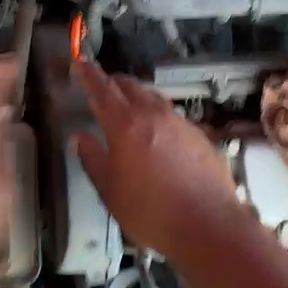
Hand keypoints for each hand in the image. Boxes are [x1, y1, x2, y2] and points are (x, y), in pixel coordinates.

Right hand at [71, 54, 252, 264]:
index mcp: (125, 124)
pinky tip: (158, 136)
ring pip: (153, 97)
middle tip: (102, 89)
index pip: (102, 89)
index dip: (88, 74)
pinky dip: (158, 116)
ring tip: (129, 110)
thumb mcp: (110, 191)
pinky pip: (172, 115)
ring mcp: (180, 122)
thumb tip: (79, 137)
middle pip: (130, 86)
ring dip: (137, 97)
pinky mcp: (199, 134)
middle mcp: (153, 113)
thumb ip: (92, 159)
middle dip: (113, 83)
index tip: (79, 62)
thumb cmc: (150, 211)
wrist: (209, 224)